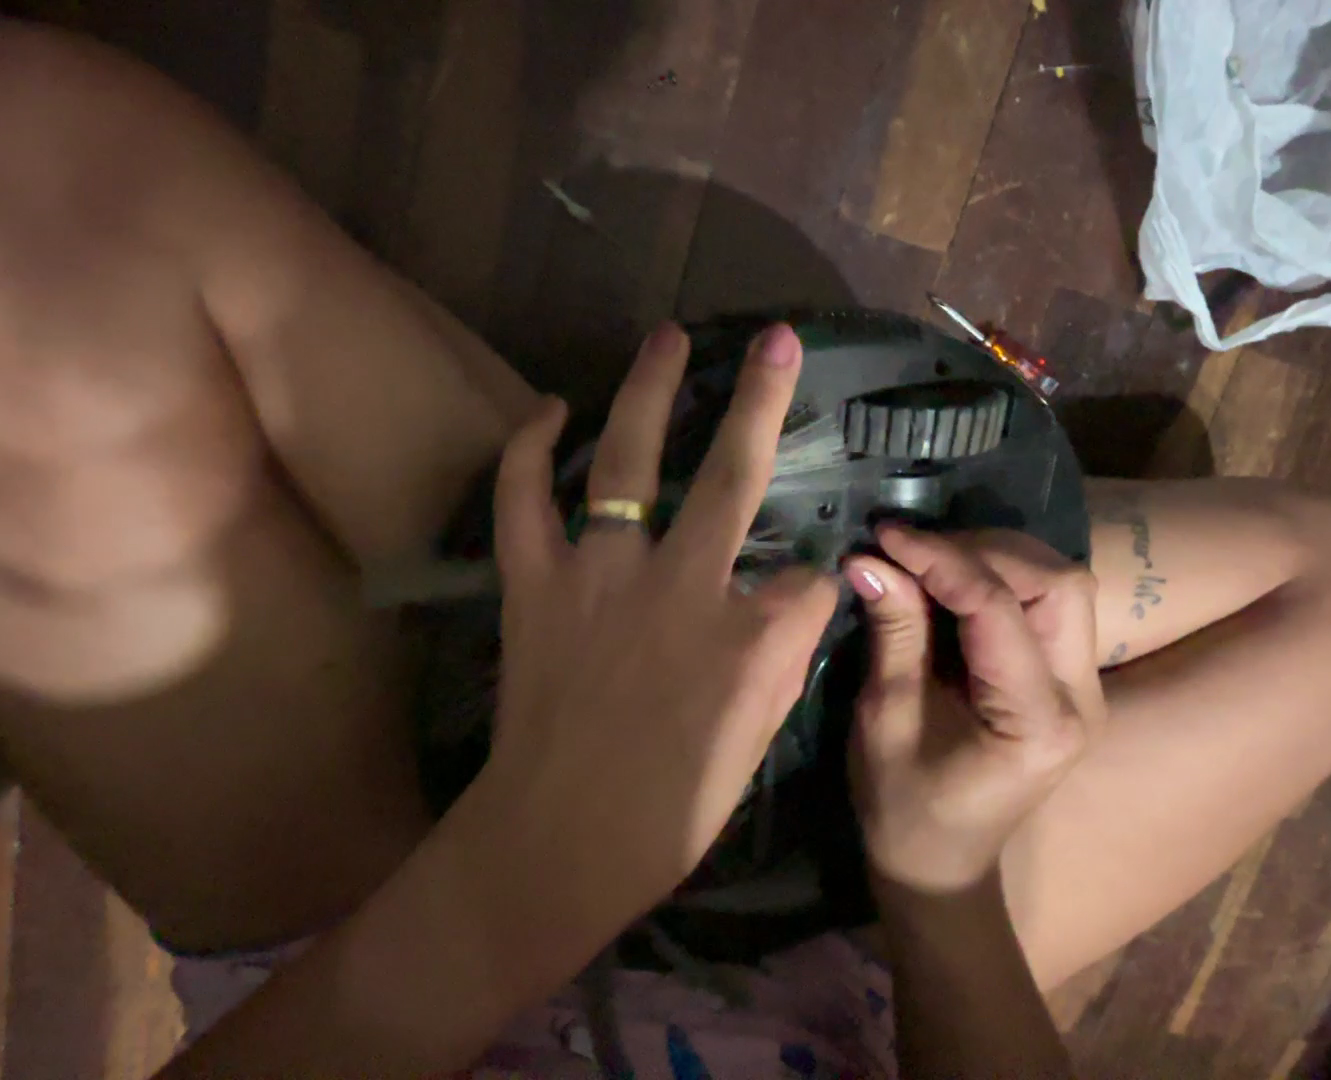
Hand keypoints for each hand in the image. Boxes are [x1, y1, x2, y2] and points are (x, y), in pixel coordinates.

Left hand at [483, 322, 839, 921]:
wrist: (558, 839)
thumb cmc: (670, 811)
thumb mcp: (758, 741)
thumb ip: (781, 656)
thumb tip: (791, 595)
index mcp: (750, 636)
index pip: (804, 579)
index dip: (806, 586)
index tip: (795, 598)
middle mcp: (682, 585)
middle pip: (735, 473)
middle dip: (763, 399)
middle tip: (777, 341)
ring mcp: (600, 576)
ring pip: (629, 461)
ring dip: (652, 390)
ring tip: (668, 336)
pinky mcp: (534, 584)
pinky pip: (524, 497)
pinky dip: (532, 448)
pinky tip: (551, 411)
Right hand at [844, 527, 1104, 893]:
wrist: (940, 862)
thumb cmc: (902, 806)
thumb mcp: (884, 719)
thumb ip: (893, 633)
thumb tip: (867, 559)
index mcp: (1038, 720)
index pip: (999, 609)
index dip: (941, 559)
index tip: (884, 535)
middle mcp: (1080, 696)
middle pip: (1058, 583)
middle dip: (981, 550)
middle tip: (910, 547)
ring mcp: (1082, 685)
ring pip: (1060, 584)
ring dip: (993, 557)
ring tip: (925, 557)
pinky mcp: (1065, 677)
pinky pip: (1045, 603)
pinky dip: (998, 576)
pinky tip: (949, 577)